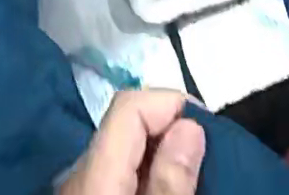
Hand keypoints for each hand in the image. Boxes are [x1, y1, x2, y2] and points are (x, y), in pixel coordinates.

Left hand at [59, 90, 205, 194]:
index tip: (209, 124)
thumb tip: (191, 125)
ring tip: (195, 165)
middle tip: (210, 149)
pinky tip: (166, 184)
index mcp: (93, 170)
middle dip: (168, 123)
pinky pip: (117, 170)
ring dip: (159, 148)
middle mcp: (79, 170)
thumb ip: (169, 184)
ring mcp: (78, 187)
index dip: (169, 101)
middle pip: (125, 123)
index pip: (128, 104)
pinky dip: (145, 168)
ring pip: (121, 147)